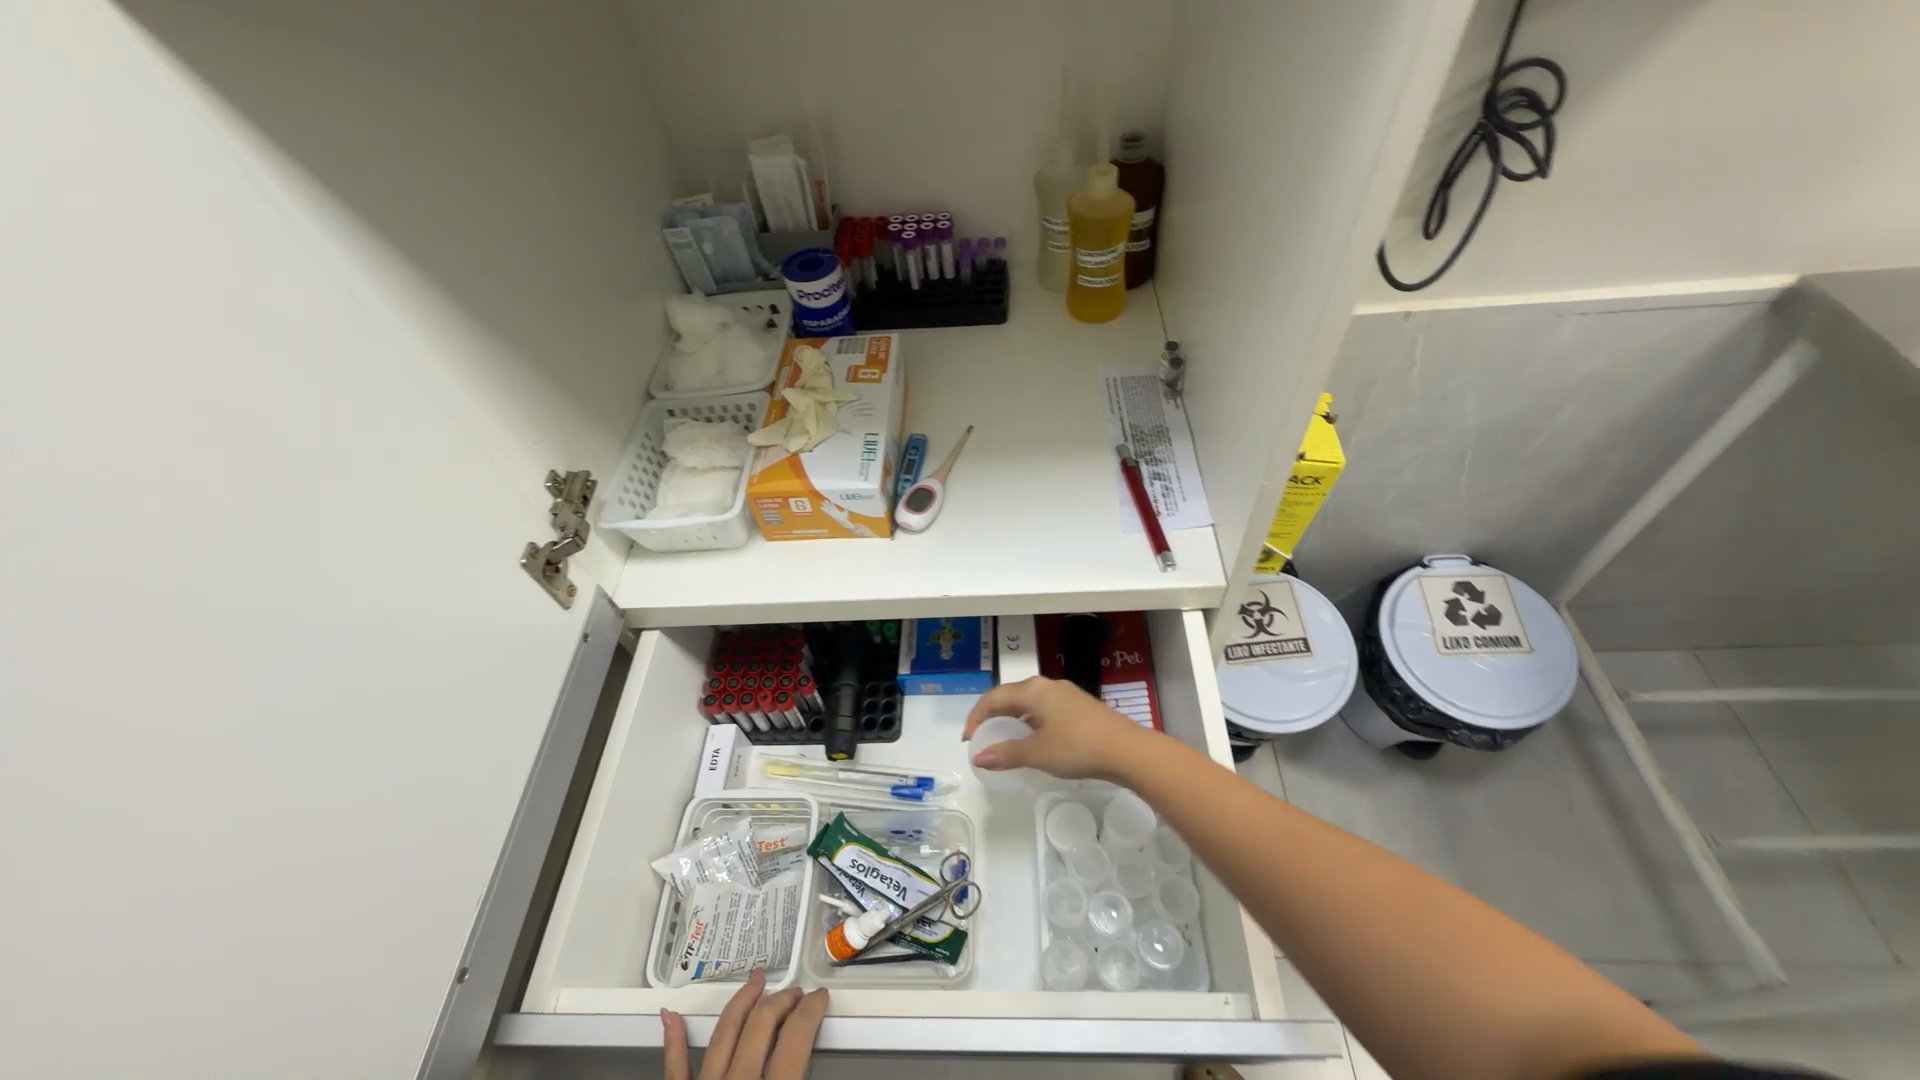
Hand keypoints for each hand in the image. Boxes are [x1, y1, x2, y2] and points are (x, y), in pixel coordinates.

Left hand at [662, 970, 828, 1079]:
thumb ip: (802, 1076)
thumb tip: (811, 1059)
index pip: (797, 1036)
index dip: (812, 1010)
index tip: (819, 998)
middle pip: (761, 1025)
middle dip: (781, 1001)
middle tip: (794, 993)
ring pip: (724, 1034)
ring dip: (741, 1004)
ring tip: (753, 982)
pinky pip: (675, 1069)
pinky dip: (672, 1041)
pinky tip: (670, 1017)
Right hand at [961, 676, 1155, 780]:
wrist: (1126, 750)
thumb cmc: (1077, 747)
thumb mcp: (1037, 753)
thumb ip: (1005, 754)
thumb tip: (979, 757)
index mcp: (1033, 690)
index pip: (994, 698)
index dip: (976, 717)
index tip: (968, 740)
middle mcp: (1048, 686)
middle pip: (1011, 697)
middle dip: (993, 717)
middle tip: (982, 739)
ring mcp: (1067, 696)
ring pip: (1030, 704)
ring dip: (1013, 721)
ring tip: (1005, 742)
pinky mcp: (1080, 708)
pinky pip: (1045, 712)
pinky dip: (1031, 725)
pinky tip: (1034, 742)